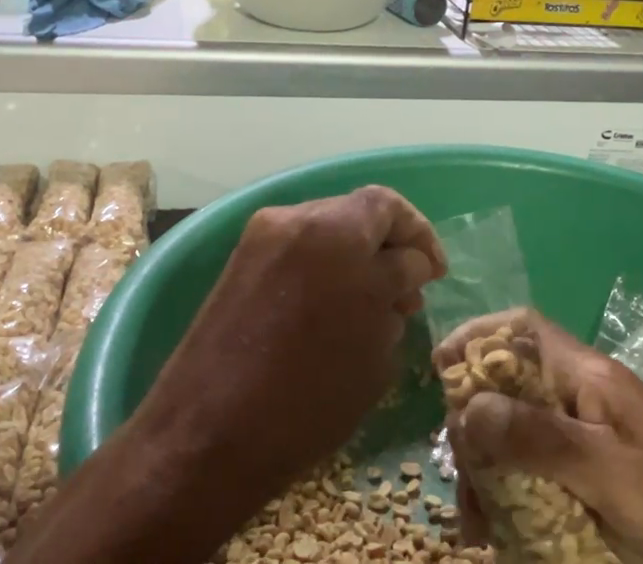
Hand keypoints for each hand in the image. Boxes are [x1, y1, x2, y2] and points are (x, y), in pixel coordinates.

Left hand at [136, 185, 447, 506]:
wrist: (208, 434)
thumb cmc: (308, 399)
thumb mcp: (375, 349)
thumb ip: (395, 293)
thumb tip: (401, 275)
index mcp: (337, 233)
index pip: (390, 208)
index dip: (421, 238)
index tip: (434, 274)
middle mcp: (298, 219)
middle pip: (356, 213)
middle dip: (389, 246)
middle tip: (407, 293)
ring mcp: (262, 238)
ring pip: (326, 229)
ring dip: (356, 257)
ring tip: (373, 307)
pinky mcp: (239, 261)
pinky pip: (297, 250)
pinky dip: (323, 268)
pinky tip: (334, 311)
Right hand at [440, 309, 642, 563]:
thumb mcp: (609, 473)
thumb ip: (539, 438)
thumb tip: (467, 406)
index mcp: (587, 378)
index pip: (522, 329)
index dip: (477, 337)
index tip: (438, 372)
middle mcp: (582, 399)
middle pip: (509, 387)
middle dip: (473, 424)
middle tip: (458, 478)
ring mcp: (588, 440)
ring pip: (517, 435)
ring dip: (488, 470)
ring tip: (474, 522)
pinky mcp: (595, 479)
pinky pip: (537, 474)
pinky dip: (512, 496)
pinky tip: (498, 532)